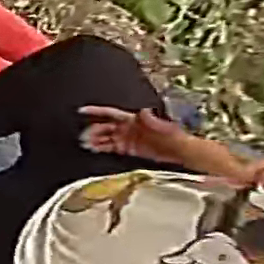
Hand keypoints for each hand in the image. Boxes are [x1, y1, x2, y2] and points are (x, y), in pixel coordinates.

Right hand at [77, 105, 191, 163]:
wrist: (181, 152)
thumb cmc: (175, 137)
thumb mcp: (165, 126)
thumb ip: (152, 119)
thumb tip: (143, 111)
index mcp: (132, 120)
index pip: (110, 113)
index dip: (95, 111)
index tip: (81, 111)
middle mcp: (126, 128)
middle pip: (102, 127)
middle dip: (91, 131)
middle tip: (84, 137)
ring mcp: (124, 138)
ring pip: (102, 137)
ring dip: (92, 140)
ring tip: (86, 144)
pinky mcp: (125, 148)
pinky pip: (107, 147)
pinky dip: (98, 148)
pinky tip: (92, 149)